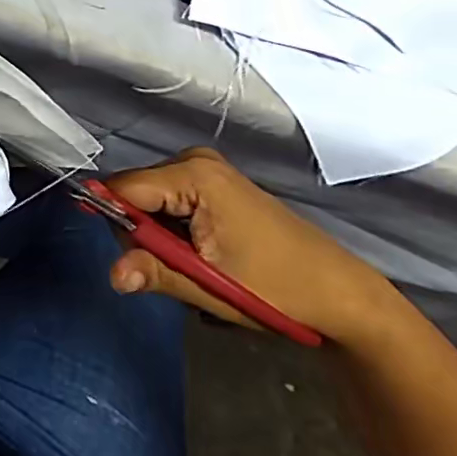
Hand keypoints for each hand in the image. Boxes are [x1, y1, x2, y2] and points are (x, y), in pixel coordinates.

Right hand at [104, 148, 405, 347]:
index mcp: (194, 175)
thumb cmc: (280, 289)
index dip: (119, 224)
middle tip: (178, 267)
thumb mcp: (211, 286)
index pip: (121, 189)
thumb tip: (113, 275)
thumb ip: (154, 272)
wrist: (343, 295)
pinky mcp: (212, 180)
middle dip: (142, 233)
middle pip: (132, 192)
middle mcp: (194, 160)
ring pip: (146, 198)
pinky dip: (172, 227)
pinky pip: (166, 197)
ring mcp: (204, 167)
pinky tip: (200, 250)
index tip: (140, 258)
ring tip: (194, 262)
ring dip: (157, 233)